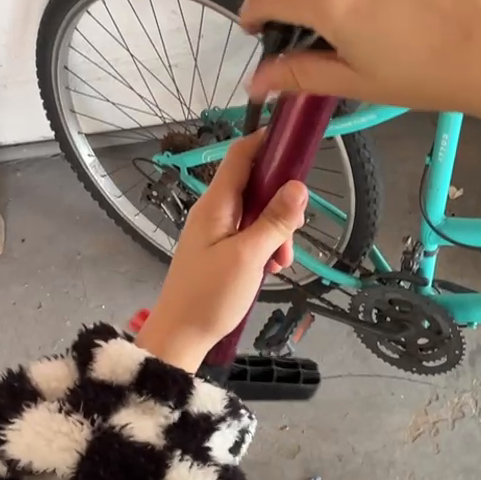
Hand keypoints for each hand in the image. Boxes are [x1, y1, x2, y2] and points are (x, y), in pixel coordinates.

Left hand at [134, 132, 307, 371]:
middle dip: (281, 204)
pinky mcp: (223, 249)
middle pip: (257, 185)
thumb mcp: (249, 256)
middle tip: (291, 232)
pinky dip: (266, 247)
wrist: (181, 335)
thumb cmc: (210, 295)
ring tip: (278, 260)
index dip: (268, 143)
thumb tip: (299, 186)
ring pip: (259, 213)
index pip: (241, 155)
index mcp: (216, 203)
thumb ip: (275, 220)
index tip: (297, 146)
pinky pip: (252, 235)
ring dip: (276, 231)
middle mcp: (215, 210)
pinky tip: (270, 268)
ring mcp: (218, 230)